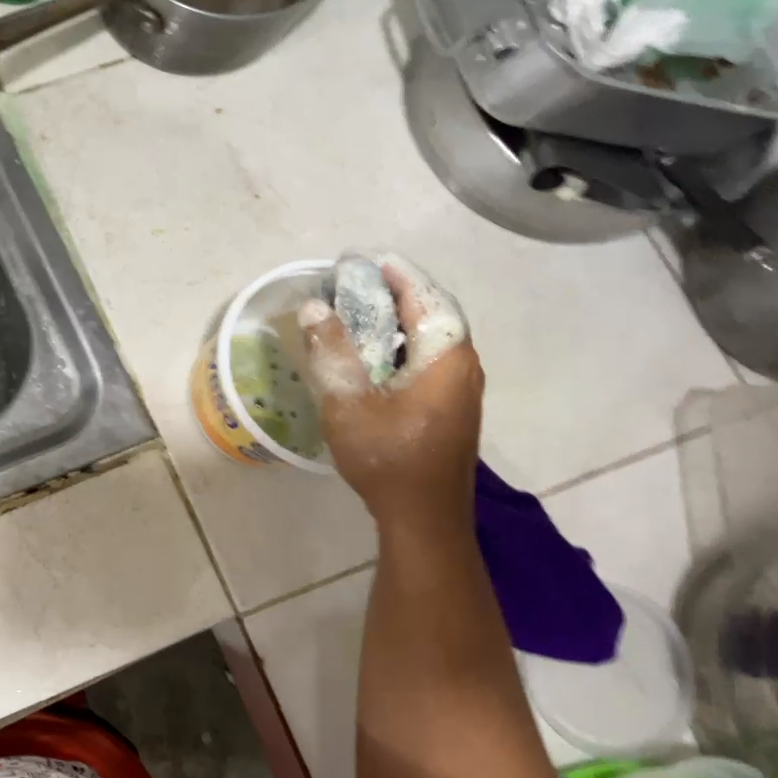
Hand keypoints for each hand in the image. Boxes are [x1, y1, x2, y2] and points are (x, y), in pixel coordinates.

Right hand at [299, 254, 483, 524]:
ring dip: (393, 323)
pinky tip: (366, 355)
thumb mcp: (350, 403)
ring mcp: (458, 390)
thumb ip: (333, 352)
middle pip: (430, 315)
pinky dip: (396, 347)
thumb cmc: (388, 457)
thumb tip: (315, 308)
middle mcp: (461, 367)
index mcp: (446, 358)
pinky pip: (423, 360)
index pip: (427, 298)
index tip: (366, 260)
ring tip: (352, 313)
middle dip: (393, 295)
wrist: (423, 518)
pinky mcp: (446, 408)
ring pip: (426, 340)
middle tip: (350, 284)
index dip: (398, 275)